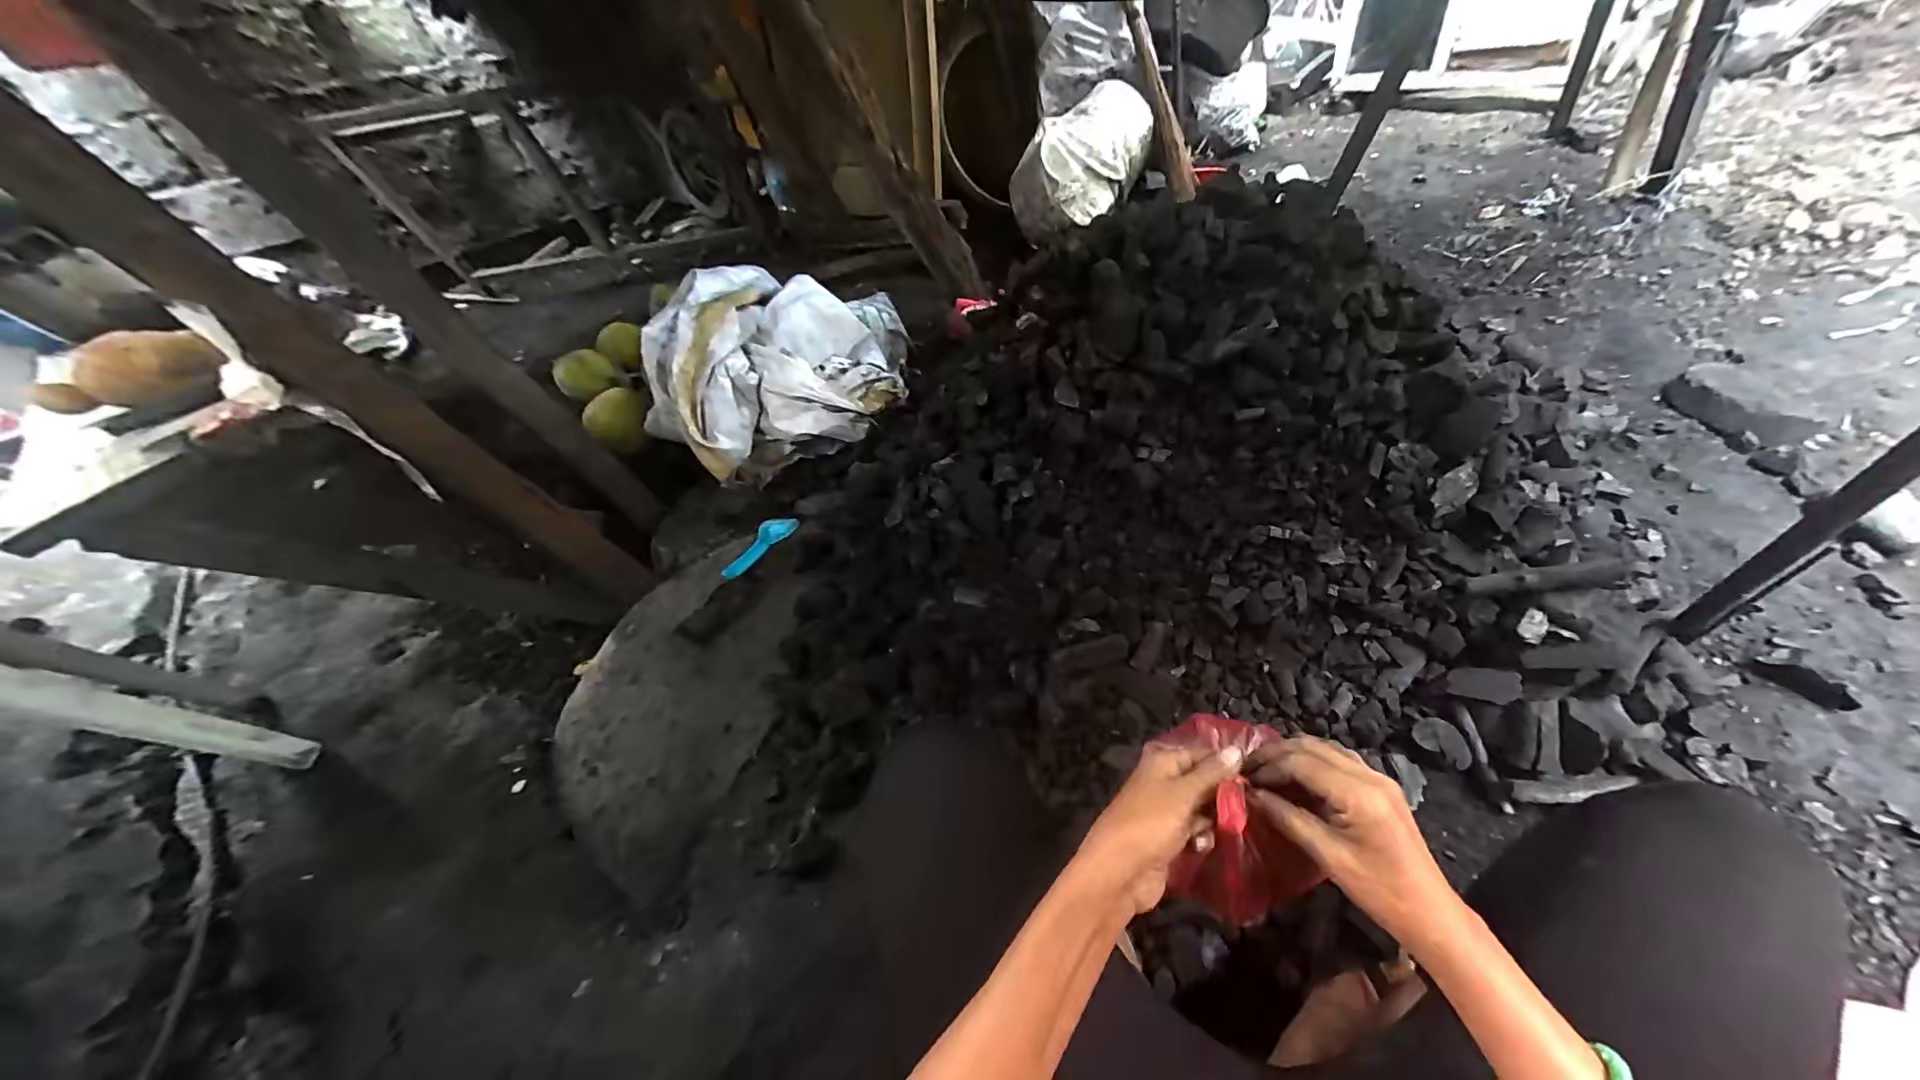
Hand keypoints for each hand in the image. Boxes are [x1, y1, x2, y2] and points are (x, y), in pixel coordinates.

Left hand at [1071, 743, 1244, 914]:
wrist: (1119, 872)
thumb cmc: (1149, 824)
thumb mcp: (1183, 794)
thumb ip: (1211, 773)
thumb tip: (1236, 749)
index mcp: (1162, 762)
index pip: (1202, 753)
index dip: (1227, 764)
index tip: (1256, 777)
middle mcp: (1164, 781)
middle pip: (1205, 782)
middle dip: (1224, 796)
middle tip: (1245, 808)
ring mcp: (1166, 811)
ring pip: (1203, 808)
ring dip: (1214, 820)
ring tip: (1222, 829)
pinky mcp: (1169, 837)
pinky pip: (1195, 831)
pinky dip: (1201, 837)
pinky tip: (1201, 846)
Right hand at [1244, 737, 1457, 945]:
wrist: (1431, 913)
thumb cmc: (1379, 891)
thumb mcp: (1328, 856)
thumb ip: (1287, 818)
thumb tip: (1250, 795)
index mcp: (1358, 793)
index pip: (1300, 761)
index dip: (1267, 766)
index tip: (1241, 778)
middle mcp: (1370, 775)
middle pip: (1311, 747)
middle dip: (1275, 755)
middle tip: (1247, 771)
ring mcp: (1378, 778)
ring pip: (1324, 748)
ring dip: (1291, 755)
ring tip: (1265, 773)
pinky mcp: (1380, 787)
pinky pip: (1338, 760)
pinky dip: (1310, 762)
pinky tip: (1295, 779)